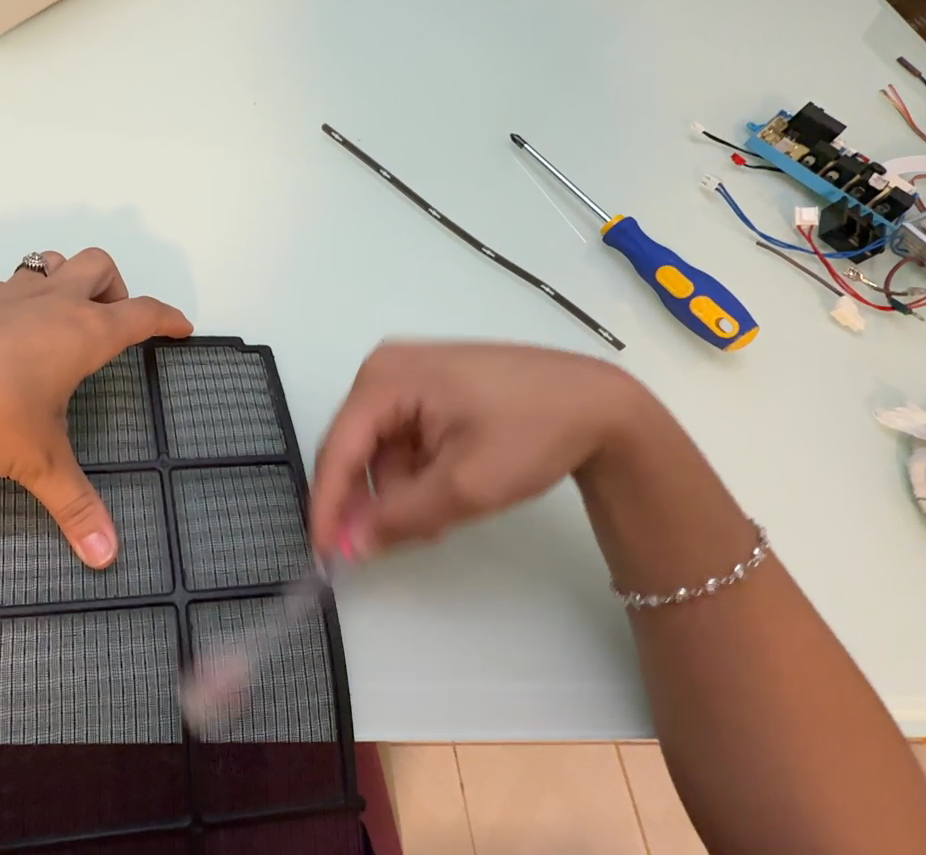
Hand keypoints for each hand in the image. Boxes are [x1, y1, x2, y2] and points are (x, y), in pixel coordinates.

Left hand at [0, 248, 190, 568]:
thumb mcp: (38, 461)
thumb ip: (76, 506)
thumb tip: (107, 556)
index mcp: (83, 333)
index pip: (141, 313)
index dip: (167, 318)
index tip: (181, 326)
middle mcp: (52, 303)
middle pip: (100, 266)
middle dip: (118, 286)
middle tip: (115, 320)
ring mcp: (9, 296)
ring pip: (52, 264)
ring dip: (68, 279)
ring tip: (65, 317)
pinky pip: (11, 287)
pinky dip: (24, 300)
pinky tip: (8, 338)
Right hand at [308, 342, 651, 558]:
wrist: (602, 403)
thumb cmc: (533, 433)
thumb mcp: (465, 486)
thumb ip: (399, 518)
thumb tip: (348, 547)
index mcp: (385, 378)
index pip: (337, 450)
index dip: (327, 507)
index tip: (323, 557)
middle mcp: (386, 368)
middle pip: (356, 448)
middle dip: (370, 499)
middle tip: (384, 546)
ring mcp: (409, 374)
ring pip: (380, 448)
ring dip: (400, 490)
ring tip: (438, 521)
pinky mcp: (430, 386)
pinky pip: (403, 437)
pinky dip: (417, 472)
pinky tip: (444, 494)